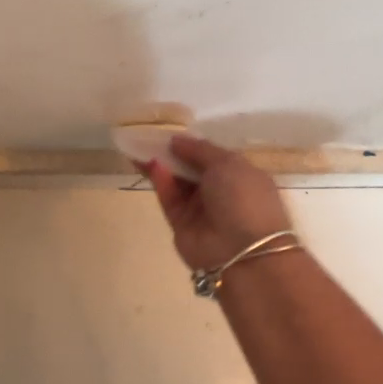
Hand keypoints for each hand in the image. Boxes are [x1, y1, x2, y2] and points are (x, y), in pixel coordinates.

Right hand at [144, 134, 293, 271]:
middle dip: (171, 152)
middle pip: (190, 168)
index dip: (191, 144)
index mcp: (240, 175)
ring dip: (160, 164)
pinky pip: (169, 198)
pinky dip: (161, 181)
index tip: (170, 131)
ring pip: (175, 182)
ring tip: (138, 145)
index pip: (211, 156)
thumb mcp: (228, 164)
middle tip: (147, 135)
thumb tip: (177, 140)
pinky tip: (151, 165)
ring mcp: (200, 209)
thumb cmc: (244, 199)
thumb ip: (199, 150)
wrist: (243, 253)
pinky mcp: (181, 224)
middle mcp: (220, 191)